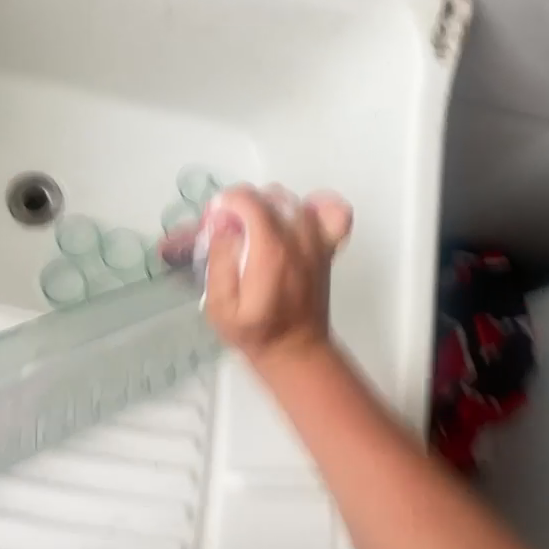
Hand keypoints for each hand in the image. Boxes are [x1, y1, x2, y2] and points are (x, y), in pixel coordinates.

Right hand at [179, 184, 351, 362]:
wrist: (297, 351)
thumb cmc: (255, 332)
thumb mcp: (220, 306)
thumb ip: (219, 261)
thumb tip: (222, 224)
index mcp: (271, 251)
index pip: (249, 200)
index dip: (226, 202)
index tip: (215, 221)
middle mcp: (298, 239)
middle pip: (268, 196)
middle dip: (242, 205)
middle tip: (228, 230)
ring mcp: (318, 241)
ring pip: (292, 200)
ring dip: (268, 206)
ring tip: (253, 229)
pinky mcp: (328, 247)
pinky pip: (334, 211)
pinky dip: (317, 206)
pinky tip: (295, 220)